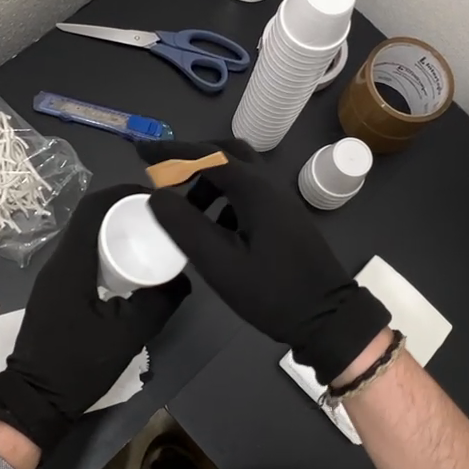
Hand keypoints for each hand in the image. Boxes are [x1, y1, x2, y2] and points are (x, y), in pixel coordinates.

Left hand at [0, 183, 187, 451]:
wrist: (34, 400)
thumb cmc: (77, 364)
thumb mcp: (128, 334)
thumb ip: (159, 302)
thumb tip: (183, 278)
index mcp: (71, 263)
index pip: (92, 208)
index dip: (122, 194)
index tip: (155, 197)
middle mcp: (58, 262)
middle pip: (91, 219)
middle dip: (125, 212)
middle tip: (161, 219)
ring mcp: (54, 277)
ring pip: (87, 238)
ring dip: (116, 232)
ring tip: (151, 239)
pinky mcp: (56, 292)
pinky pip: (84, 257)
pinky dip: (107, 251)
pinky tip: (131, 267)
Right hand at [138, 139, 389, 384]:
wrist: (328, 317)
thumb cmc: (272, 291)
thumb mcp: (220, 263)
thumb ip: (185, 226)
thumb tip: (157, 196)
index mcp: (254, 189)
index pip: (206, 155)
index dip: (171, 152)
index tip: (140, 153)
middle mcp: (269, 185)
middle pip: (227, 153)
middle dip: (192, 160)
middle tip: (165, 178)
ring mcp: (280, 200)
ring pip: (239, 172)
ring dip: (208, 181)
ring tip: (185, 210)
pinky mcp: (284, 217)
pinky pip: (249, 192)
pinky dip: (224, 198)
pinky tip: (214, 228)